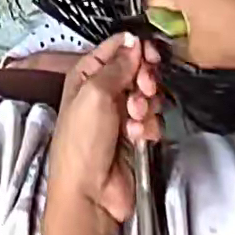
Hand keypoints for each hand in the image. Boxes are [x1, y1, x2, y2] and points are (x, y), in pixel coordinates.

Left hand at [45, 33, 161, 225]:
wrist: (90, 192)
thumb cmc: (81, 141)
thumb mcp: (95, 93)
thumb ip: (117, 65)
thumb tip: (133, 42)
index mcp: (87, 73)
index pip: (117, 47)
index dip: (136, 48)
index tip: (150, 54)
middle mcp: (104, 89)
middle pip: (137, 68)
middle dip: (144, 78)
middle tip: (143, 88)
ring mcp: (120, 112)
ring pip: (148, 94)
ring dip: (146, 105)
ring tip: (132, 120)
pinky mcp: (135, 133)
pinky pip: (153, 119)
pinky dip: (148, 126)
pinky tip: (136, 136)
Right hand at [147, 0, 234, 69]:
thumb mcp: (197, 54)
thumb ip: (174, 47)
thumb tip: (172, 43)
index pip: (153, 3)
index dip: (161, 24)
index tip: (174, 37)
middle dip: (181, 12)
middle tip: (197, 35)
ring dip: (199, 4)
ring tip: (218, 27)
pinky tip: (233, 18)